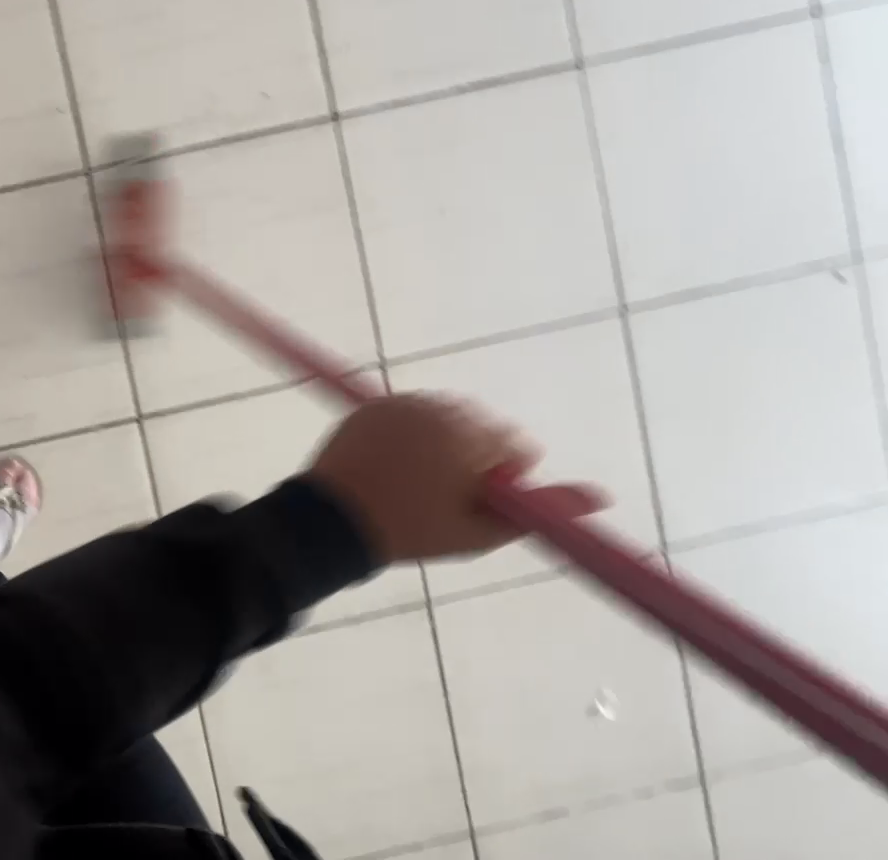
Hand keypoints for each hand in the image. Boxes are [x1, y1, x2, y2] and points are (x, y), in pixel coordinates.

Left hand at [307, 394, 607, 562]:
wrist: (332, 517)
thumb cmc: (410, 529)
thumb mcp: (481, 529)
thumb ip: (543, 510)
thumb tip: (602, 495)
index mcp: (469, 437)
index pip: (514, 445)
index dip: (501, 475)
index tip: (472, 498)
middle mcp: (436, 410)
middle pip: (480, 425)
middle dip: (474, 453)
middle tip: (443, 489)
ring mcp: (399, 404)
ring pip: (445, 416)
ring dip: (443, 439)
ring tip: (418, 476)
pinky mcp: (370, 406)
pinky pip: (408, 412)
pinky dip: (411, 430)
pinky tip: (395, 460)